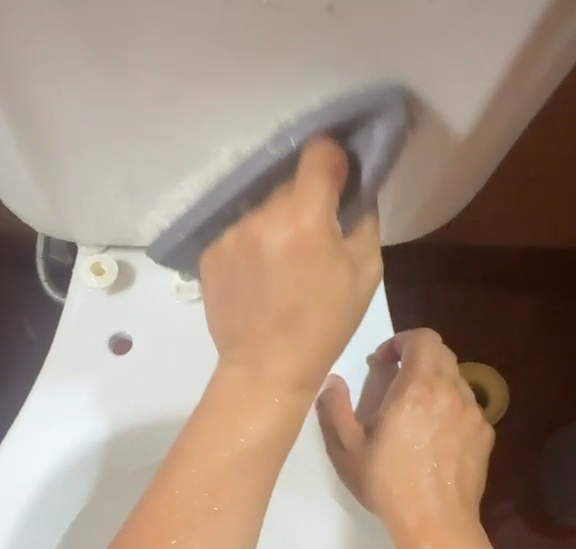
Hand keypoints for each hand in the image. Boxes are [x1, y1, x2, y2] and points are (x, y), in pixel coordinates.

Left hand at [198, 137, 383, 395]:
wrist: (266, 368)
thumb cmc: (324, 326)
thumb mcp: (365, 273)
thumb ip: (363, 220)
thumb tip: (354, 193)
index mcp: (304, 217)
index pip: (318, 152)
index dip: (334, 161)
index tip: (340, 181)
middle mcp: (261, 216)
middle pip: (288, 185)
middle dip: (305, 204)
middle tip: (313, 240)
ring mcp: (230, 235)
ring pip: (261, 211)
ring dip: (275, 226)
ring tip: (281, 267)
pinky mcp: (210, 254)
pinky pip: (238, 234)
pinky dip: (251, 247)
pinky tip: (258, 279)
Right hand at [316, 329, 493, 539]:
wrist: (435, 522)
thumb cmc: (387, 484)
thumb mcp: (347, 450)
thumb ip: (335, 409)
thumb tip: (331, 382)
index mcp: (416, 388)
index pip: (422, 338)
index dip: (401, 341)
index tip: (383, 362)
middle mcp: (450, 391)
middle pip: (442, 353)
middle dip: (417, 359)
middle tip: (394, 384)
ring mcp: (473, 412)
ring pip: (456, 380)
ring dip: (434, 384)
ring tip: (414, 413)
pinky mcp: (484, 434)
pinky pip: (467, 407)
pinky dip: (450, 409)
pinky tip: (434, 438)